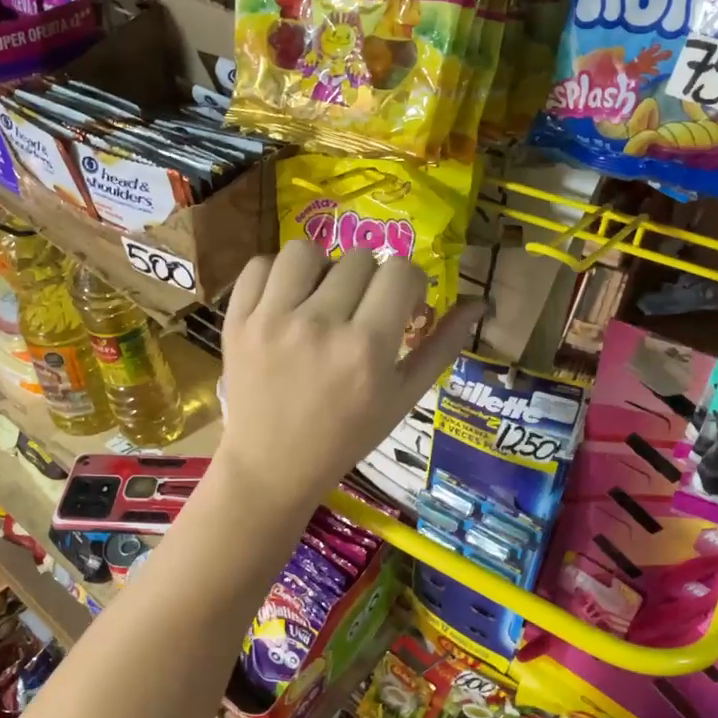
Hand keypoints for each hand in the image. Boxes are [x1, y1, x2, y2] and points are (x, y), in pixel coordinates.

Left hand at [216, 240, 482, 512]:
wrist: (274, 465)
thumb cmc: (347, 435)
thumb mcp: (403, 398)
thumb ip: (442, 346)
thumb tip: (480, 303)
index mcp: (367, 348)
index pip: (401, 271)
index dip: (409, 284)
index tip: (400, 307)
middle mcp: (319, 326)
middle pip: (358, 259)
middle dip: (368, 282)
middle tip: (360, 313)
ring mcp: (272, 320)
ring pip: (306, 251)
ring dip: (321, 269)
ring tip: (320, 300)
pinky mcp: (237, 321)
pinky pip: (260, 265)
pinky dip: (276, 276)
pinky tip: (286, 302)